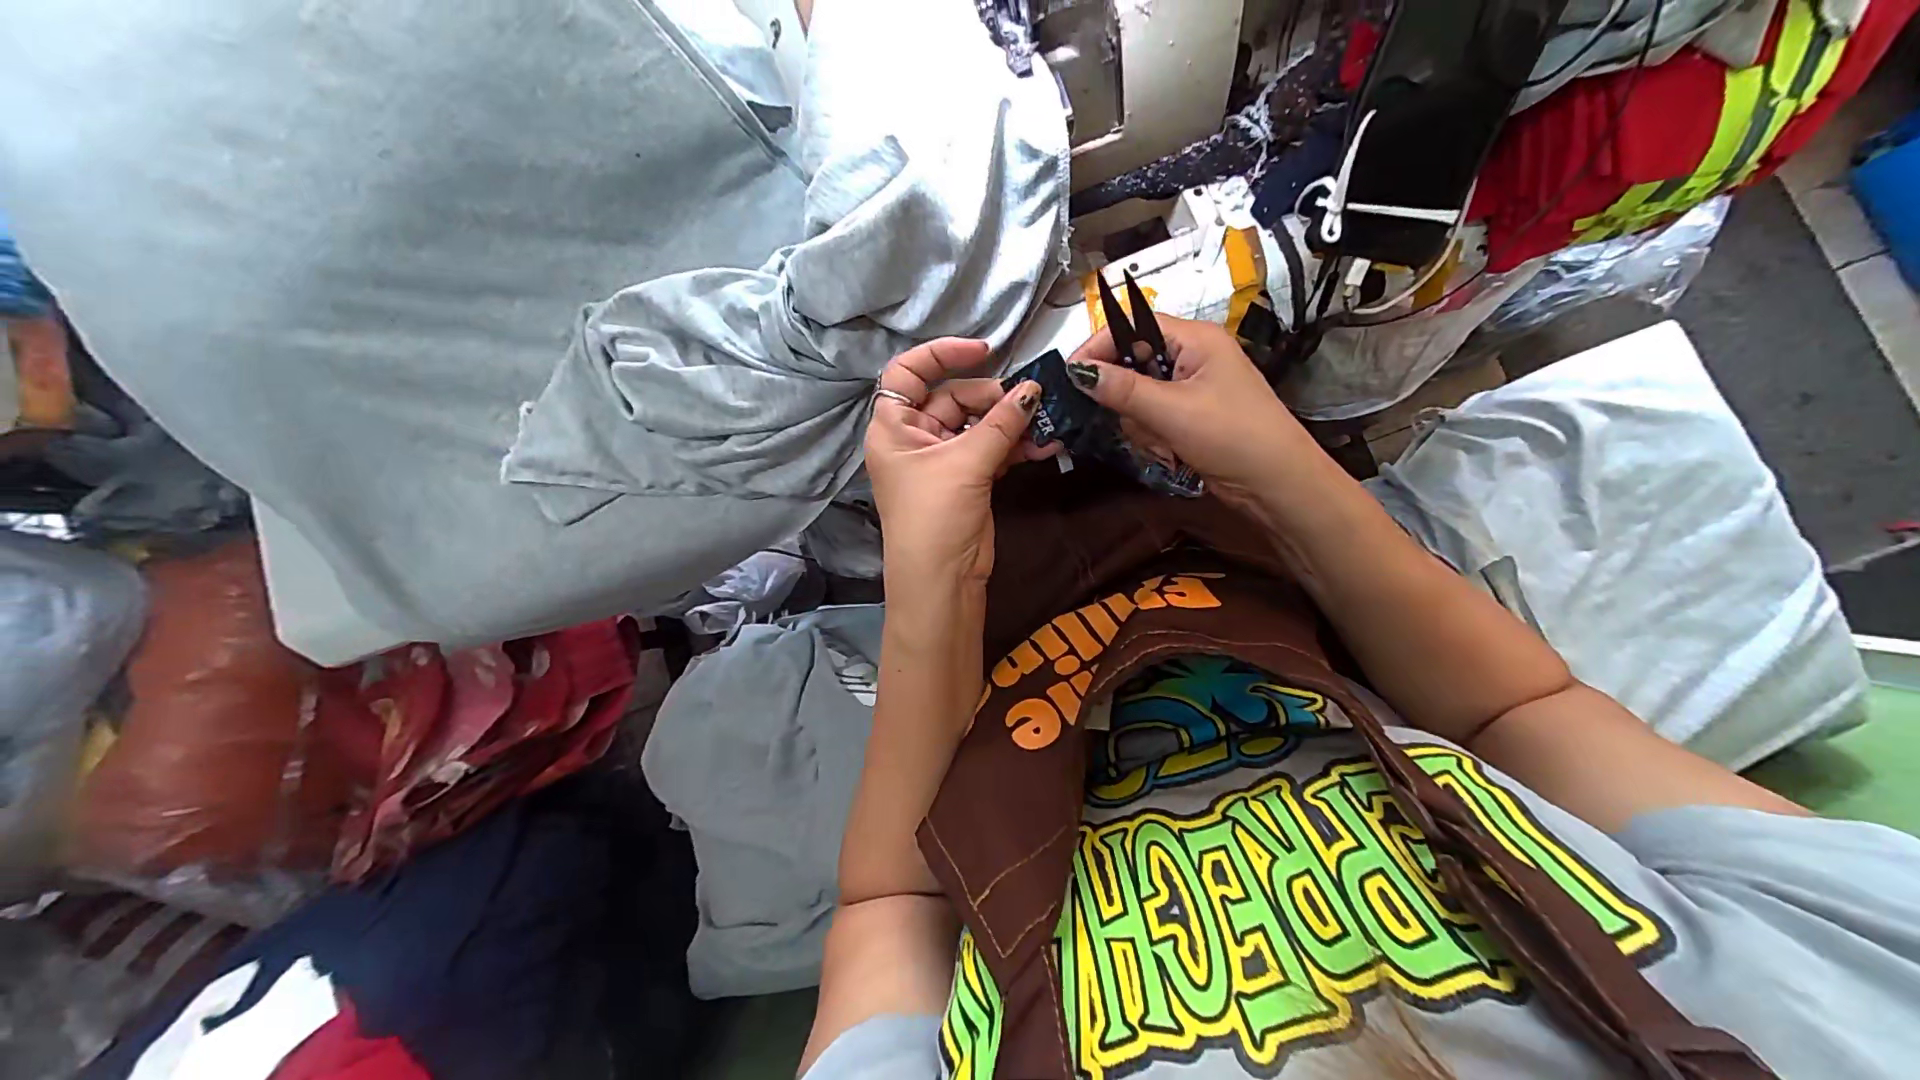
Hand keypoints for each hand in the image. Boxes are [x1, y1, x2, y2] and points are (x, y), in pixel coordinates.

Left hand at [865, 338, 1049, 590]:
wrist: (941, 582)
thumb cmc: (935, 517)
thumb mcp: (965, 464)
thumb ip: (1001, 423)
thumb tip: (1033, 389)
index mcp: (893, 427)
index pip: (908, 372)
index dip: (942, 354)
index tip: (985, 351)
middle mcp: (914, 438)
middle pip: (953, 397)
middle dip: (993, 398)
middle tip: (1028, 403)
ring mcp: (941, 460)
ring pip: (978, 425)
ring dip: (1011, 423)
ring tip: (1044, 424)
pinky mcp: (966, 480)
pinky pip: (991, 449)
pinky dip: (1014, 446)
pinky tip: (1043, 446)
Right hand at [1065, 315, 1316, 509]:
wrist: (1276, 485)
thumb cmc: (1233, 436)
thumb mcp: (1172, 411)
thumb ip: (1122, 389)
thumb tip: (1077, 371)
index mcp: (1196, 339)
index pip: (1134, 326)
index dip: (1100, 346)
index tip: (1072, 374)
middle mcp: (1192, 357)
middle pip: (1133, 363)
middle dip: (1126, 397)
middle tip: (1132, 420)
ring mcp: (1191, 389)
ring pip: (1138, 396)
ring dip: (1140, 423)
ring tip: (1162, 443)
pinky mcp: (1189, 417)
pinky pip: (1151, 418)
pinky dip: (1151, 436)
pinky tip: (1168, 452)